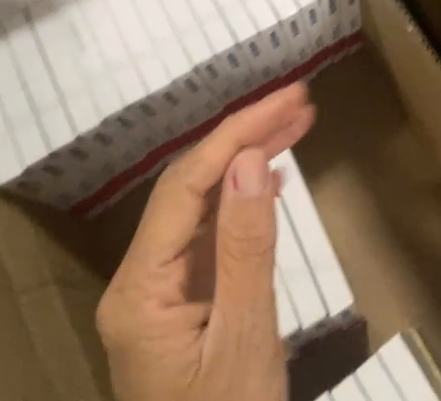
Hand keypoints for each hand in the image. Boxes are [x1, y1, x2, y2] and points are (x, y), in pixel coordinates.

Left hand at [98, 85, 315, 400]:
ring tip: (298, 123)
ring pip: (202, 206)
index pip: (185, 188)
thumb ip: (244, 248)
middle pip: (190, 189)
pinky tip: (273, 178)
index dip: (235, 135)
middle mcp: (141, 281)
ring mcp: (160, 292)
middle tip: (300, 101)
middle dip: (244, 137)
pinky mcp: (184, 302)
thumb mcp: (245, 339)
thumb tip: (247, 161)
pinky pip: (211, 234)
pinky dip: (246, 199)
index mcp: (140, 291)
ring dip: (248, 161)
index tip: (285, 102)